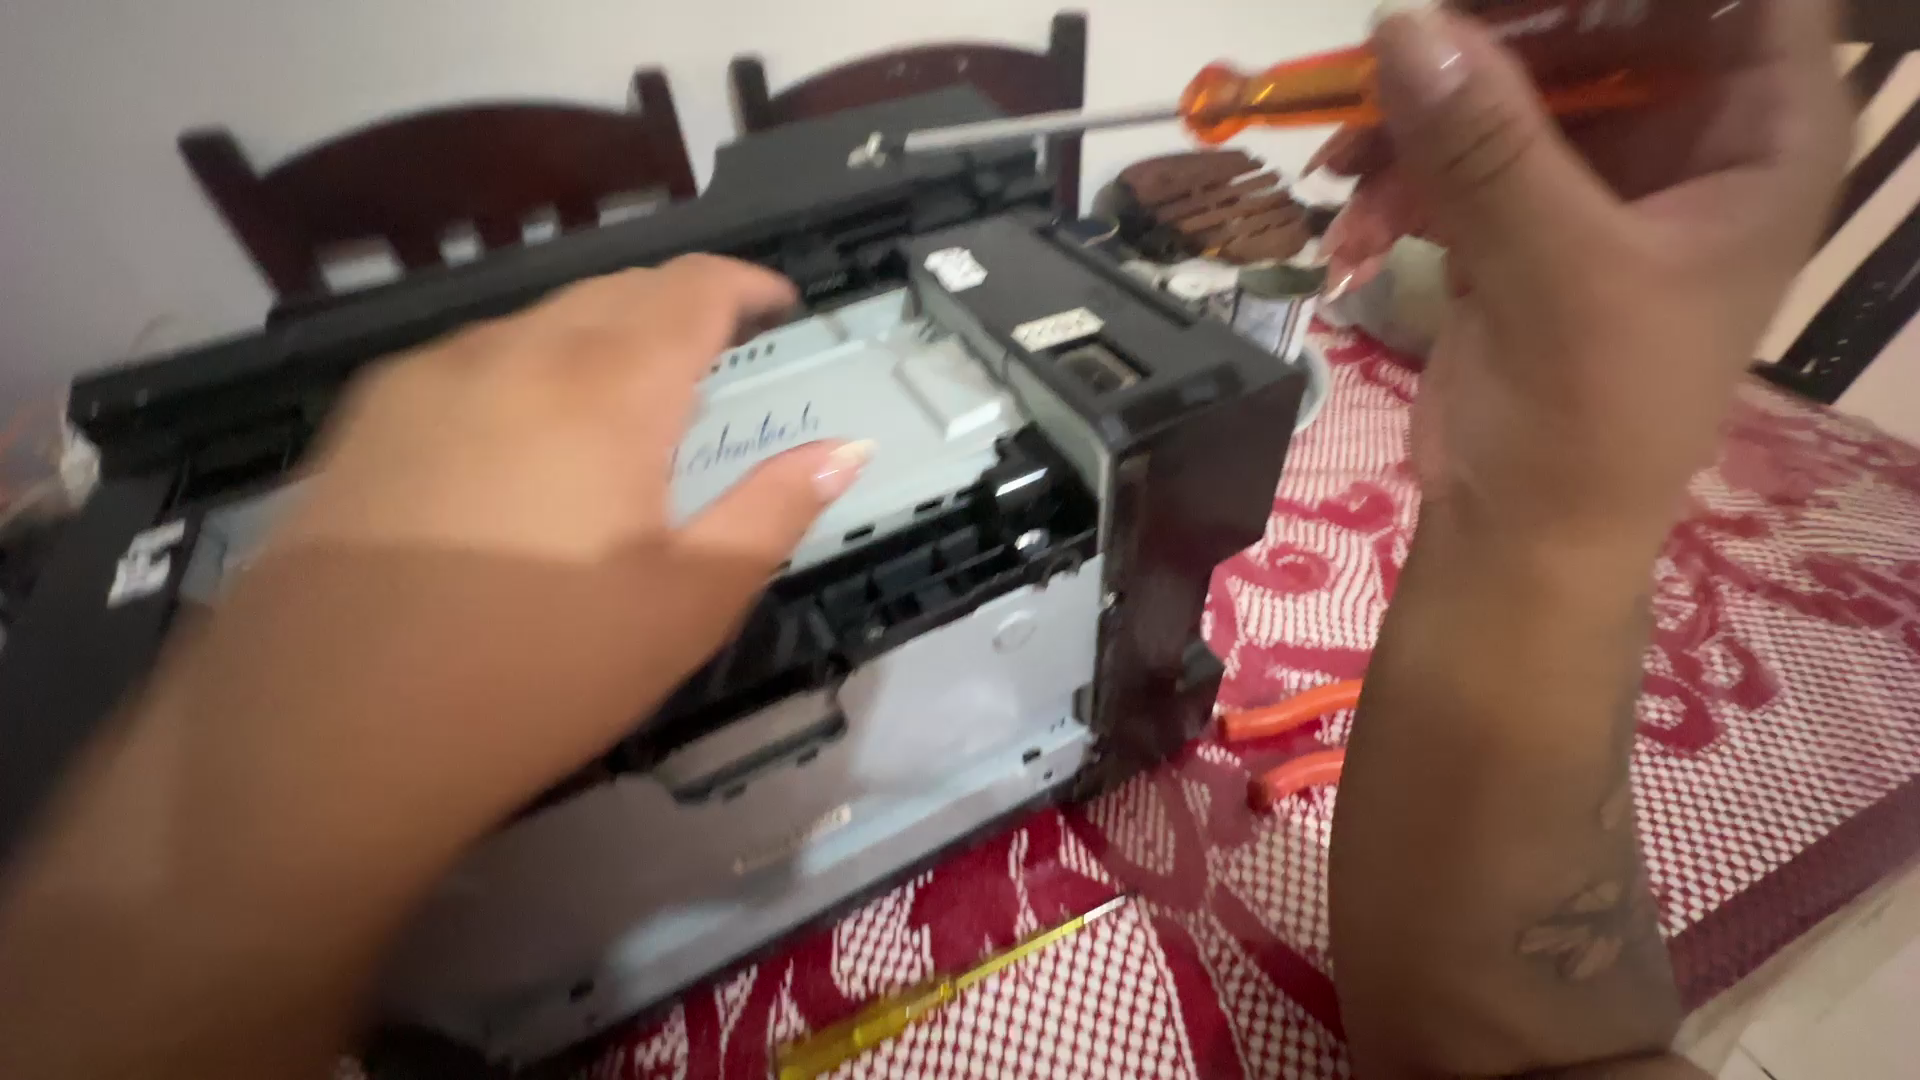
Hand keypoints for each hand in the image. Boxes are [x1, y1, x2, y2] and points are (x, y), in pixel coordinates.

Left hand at [236, 256, 870, 816]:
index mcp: (607, 392)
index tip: (779, 300)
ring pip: (539, 319)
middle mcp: (512, 357)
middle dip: (681, 303)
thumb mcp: (694, 599)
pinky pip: (474, 358)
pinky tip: (532, 428)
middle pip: (615, 291)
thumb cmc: (547, 671)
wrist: (323, 744)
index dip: (745, 282)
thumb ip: (777, 509)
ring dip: (606, 332)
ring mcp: (423, 382)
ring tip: (637, 389)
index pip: (690, 290)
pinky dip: (534, 364)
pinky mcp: (362, 424)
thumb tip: (848, 449)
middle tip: (722, 346)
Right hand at [1312, 0, 1847, 558]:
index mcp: (1753, 129)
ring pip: (1493, 107)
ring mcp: (1577, 190)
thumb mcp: (1554, 273)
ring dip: (1407, 137)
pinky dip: (1390, 195)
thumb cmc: (1586, 416)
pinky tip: (1351, 236)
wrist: (1518, 526)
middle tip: (1375, 73)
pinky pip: (1443, 175)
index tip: (1476, 3)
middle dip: (1473, 58)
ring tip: (1338, 178)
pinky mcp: (1502, 235)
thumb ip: (1487, 150)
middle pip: (1582, 36)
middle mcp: (1674, 142)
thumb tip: (1404, 27)